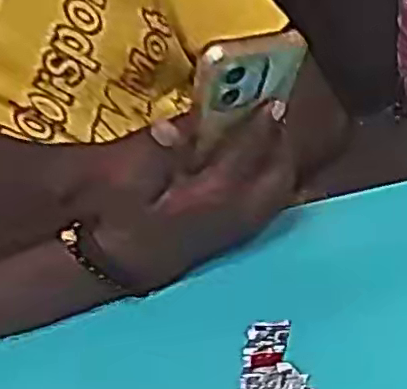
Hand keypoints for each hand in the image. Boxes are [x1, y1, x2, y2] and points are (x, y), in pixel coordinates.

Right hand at [87, 107, 298, 294]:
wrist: (129, 267)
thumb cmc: (123, 222)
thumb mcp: (128, 181)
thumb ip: (157, 152)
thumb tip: (173, 127)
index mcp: (215, 198)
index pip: (247, 156)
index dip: (261, 128)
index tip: (273, 104)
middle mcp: (239, 215)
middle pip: (277, 179)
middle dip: (282, 146)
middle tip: (278, 115)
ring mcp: (243, 228)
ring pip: (279, 196)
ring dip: (282, 164)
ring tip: (278, 136)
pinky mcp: (240, 235)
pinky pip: (271, 207)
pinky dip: (276, 185)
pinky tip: (271, 171)